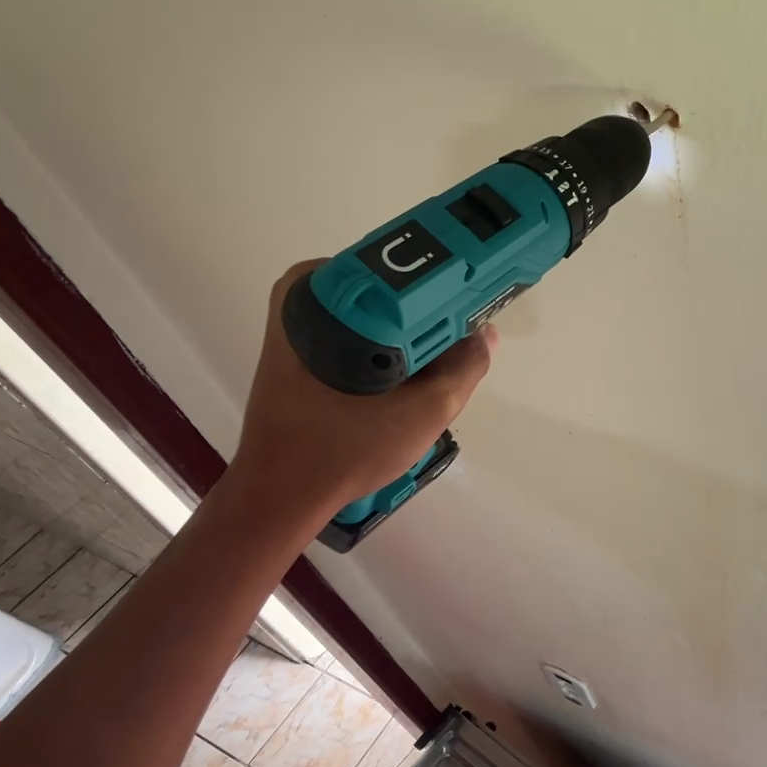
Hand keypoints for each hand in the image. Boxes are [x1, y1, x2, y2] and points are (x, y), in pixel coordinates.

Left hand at [230, 261, 494, 515]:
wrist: (282, 493)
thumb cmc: (344, 450)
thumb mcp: (422, 411)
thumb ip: (464, 367)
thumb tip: (484, 332)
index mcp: (320, 293)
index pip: (402, 273)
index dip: (446, 294)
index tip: (474, 317)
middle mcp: (303, 295)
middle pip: (392, 293)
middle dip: (430, 322)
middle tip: (451, 358)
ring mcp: (297, 321)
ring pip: (379, 315)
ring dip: (412, 341)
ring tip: (431, 375)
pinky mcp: (300, 348)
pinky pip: (362, 334)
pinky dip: (389, 352)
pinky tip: (405, 385)